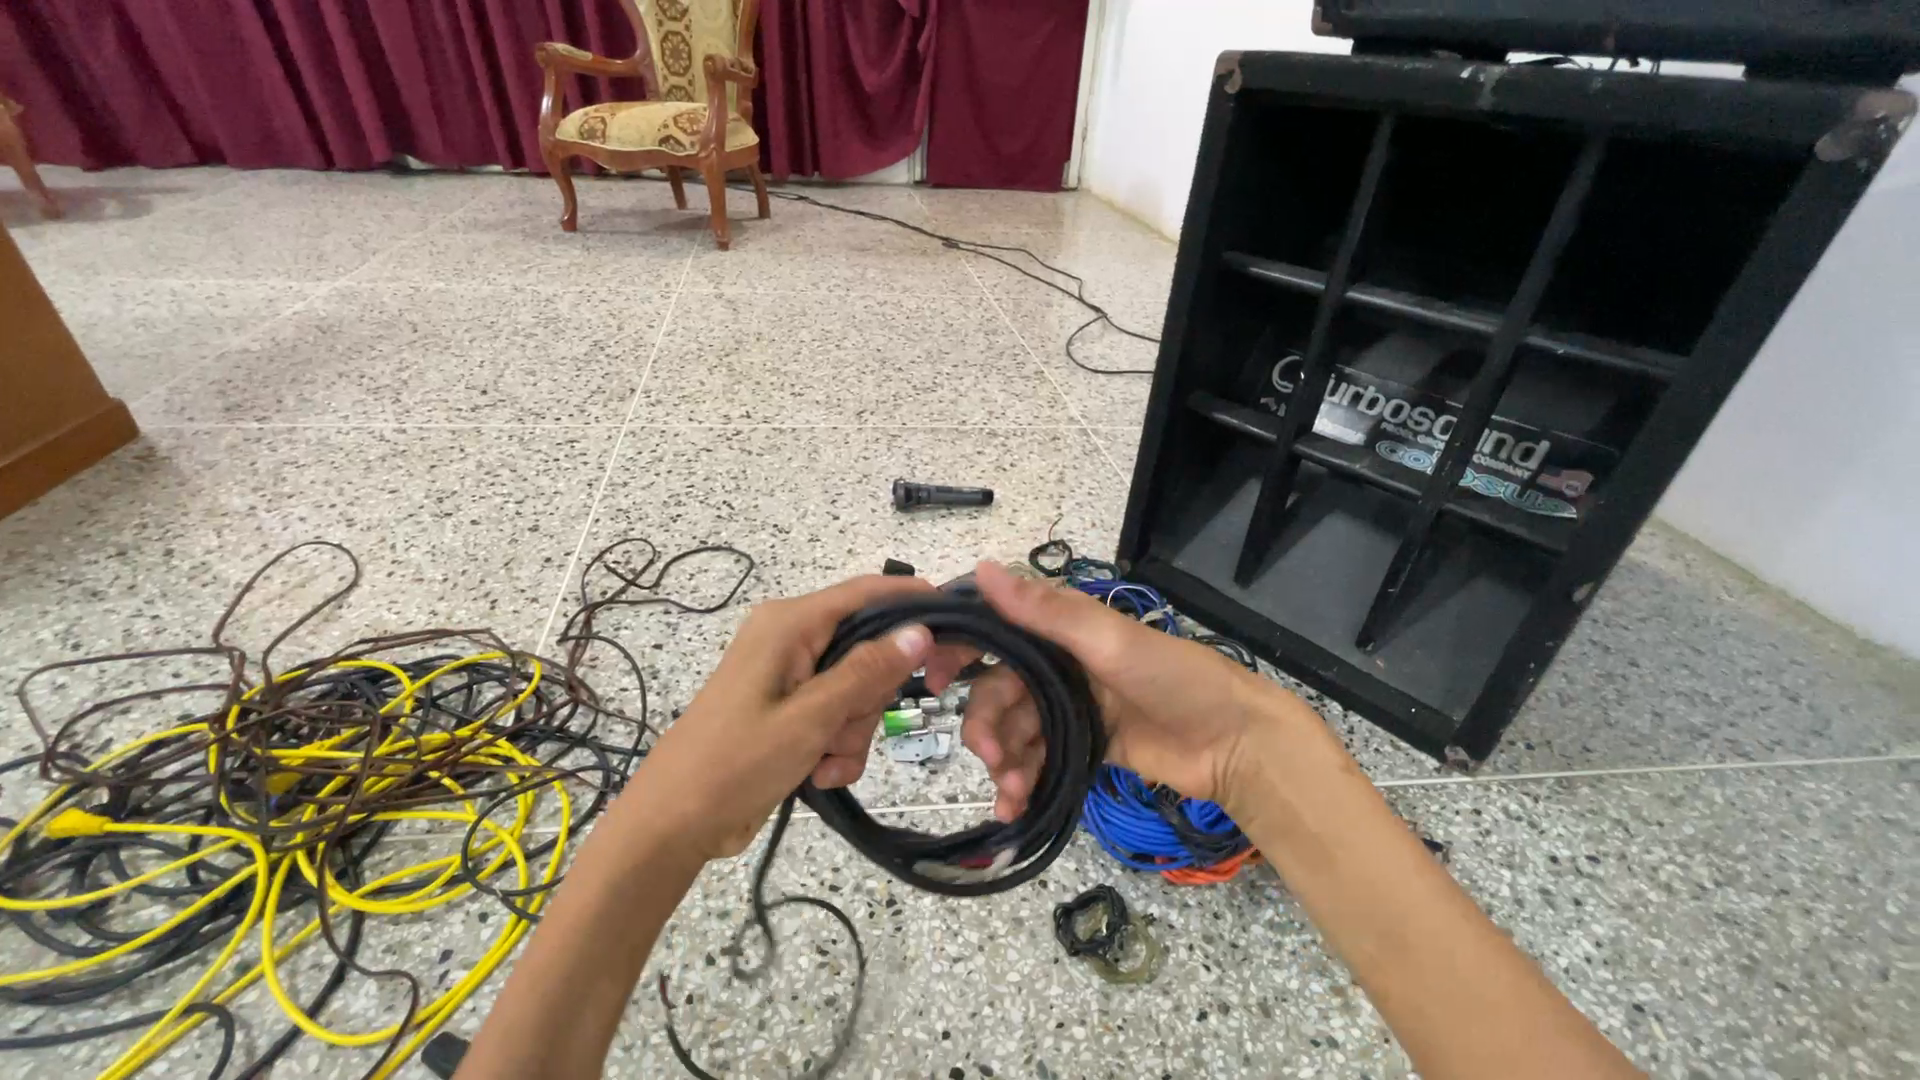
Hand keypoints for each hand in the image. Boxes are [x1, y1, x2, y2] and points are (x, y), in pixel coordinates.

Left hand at [629, 575, 934, 859]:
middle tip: (846, 730)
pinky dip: (836, 745)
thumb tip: (919, 629)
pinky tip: (817, 774)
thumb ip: (867, 671)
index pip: (866, 593)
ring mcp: (789, 677)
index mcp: (789, 624)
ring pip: (857, 690)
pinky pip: (837, 716)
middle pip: (867, 650)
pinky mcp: (789, 709)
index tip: (958, 625)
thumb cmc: (736, 762)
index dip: (912, 602)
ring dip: (852, 731)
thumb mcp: (810, 717)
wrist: (675, 824)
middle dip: (868, 699)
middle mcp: (791, 640)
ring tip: (822, 761)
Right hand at [933, 561, 1308, 821]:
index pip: (996, 633)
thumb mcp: (1110, 640)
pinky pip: (1036, 761)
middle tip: (989, 756)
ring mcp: (1069, 709)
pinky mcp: (1081, 747)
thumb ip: (1046, 612)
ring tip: (1009, 791)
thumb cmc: (1175, 679)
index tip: (931, 677)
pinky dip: (1021, 782)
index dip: (960, 651)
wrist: (1236, 743)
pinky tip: (1013, 807)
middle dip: (985, 724)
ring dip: (1002, 761)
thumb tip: (981, 568)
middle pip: (997, 692)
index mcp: (1063, 631)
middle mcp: (1059, 666)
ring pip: (1013, 731)